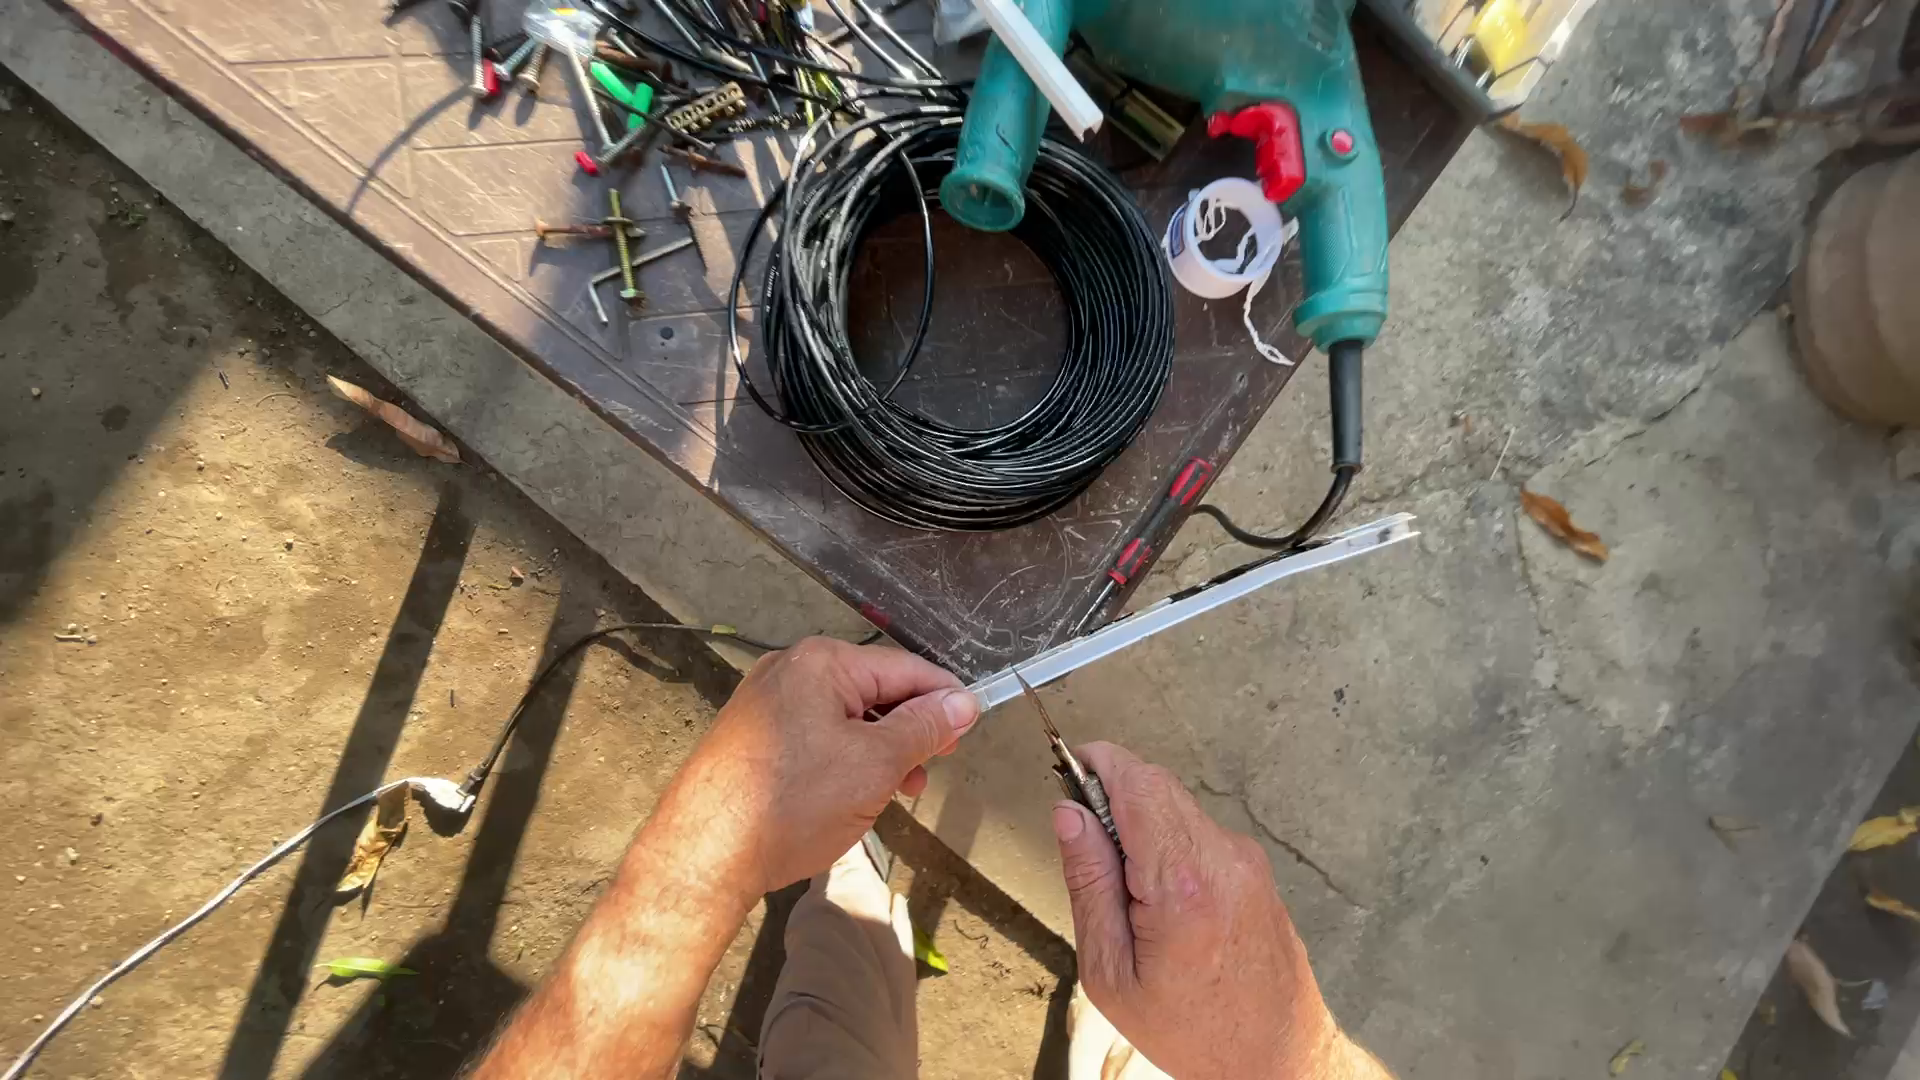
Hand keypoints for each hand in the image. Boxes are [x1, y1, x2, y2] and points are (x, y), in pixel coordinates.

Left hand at [684, 637, 977, 894]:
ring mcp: (767, 702)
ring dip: (880, 749)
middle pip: (873, 690)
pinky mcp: (753, 736)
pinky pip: (817, 734)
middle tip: (933, 766)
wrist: (699, 859)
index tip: (971, 726)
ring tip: (899, 790)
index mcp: (821, 661)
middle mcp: (791, 669)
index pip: (903, 668)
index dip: (944, 696)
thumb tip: (964, 703)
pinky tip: (857, 791)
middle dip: (909, 728)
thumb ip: (923, 728)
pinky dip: (846, 757)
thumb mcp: (875, 765)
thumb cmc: (794, 804)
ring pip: (845, 716)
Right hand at [1054, 742, 1384, 1079]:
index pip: (1137, 782)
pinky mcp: (1252, 865)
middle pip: (1154, 783)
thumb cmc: (1192, 1032)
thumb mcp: (1110, 971)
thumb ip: (1087, 881)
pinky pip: (1194, 826)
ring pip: (1174, 802)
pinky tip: (1159, 892)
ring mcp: (1243, 858)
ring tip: (1126, 883)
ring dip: (1139, 817)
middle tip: (1087, 839)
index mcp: (1181, 883)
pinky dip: (1165, 836)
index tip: (1069, 769)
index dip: (1098, 763)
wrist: (1280, 1062)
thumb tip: (1068, 812)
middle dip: (1112, 791)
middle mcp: (1221, 857)